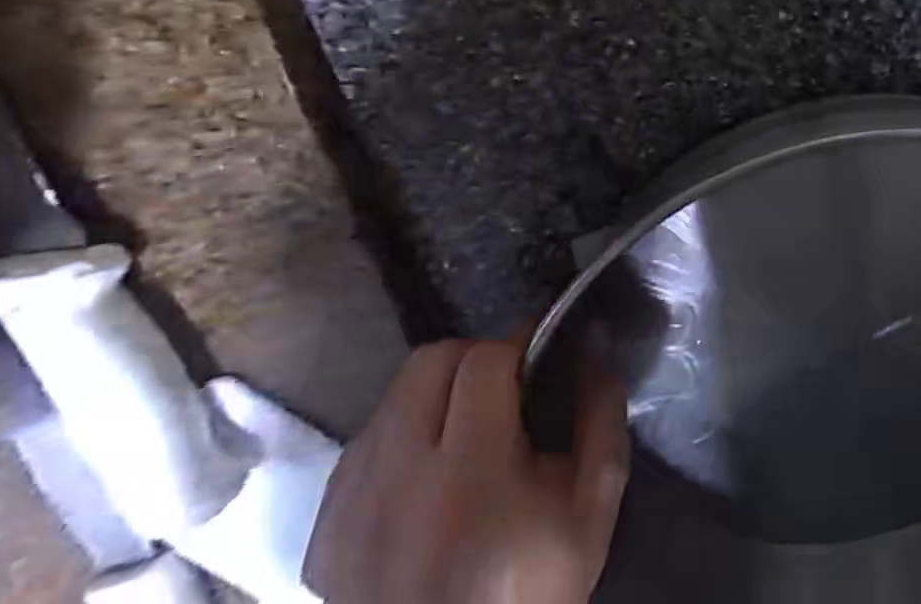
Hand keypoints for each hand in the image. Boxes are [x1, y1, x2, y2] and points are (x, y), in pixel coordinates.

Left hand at [304, 336, 630, 603]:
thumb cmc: (534, 590)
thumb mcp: (594, 506)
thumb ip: (599, 415)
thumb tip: (593, 341)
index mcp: (470, 474)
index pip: (483, 360)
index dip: (518, 342)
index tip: (540, 353)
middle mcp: (395, 479)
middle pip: (428, 362)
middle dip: (476, 358)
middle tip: (508, 390)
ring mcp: (347, 507)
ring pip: (392, 398)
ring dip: (437, 394)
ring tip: (469, 430)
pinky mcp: (320, 533)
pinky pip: (364, 445)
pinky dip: (402, 437)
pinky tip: (429, 473)